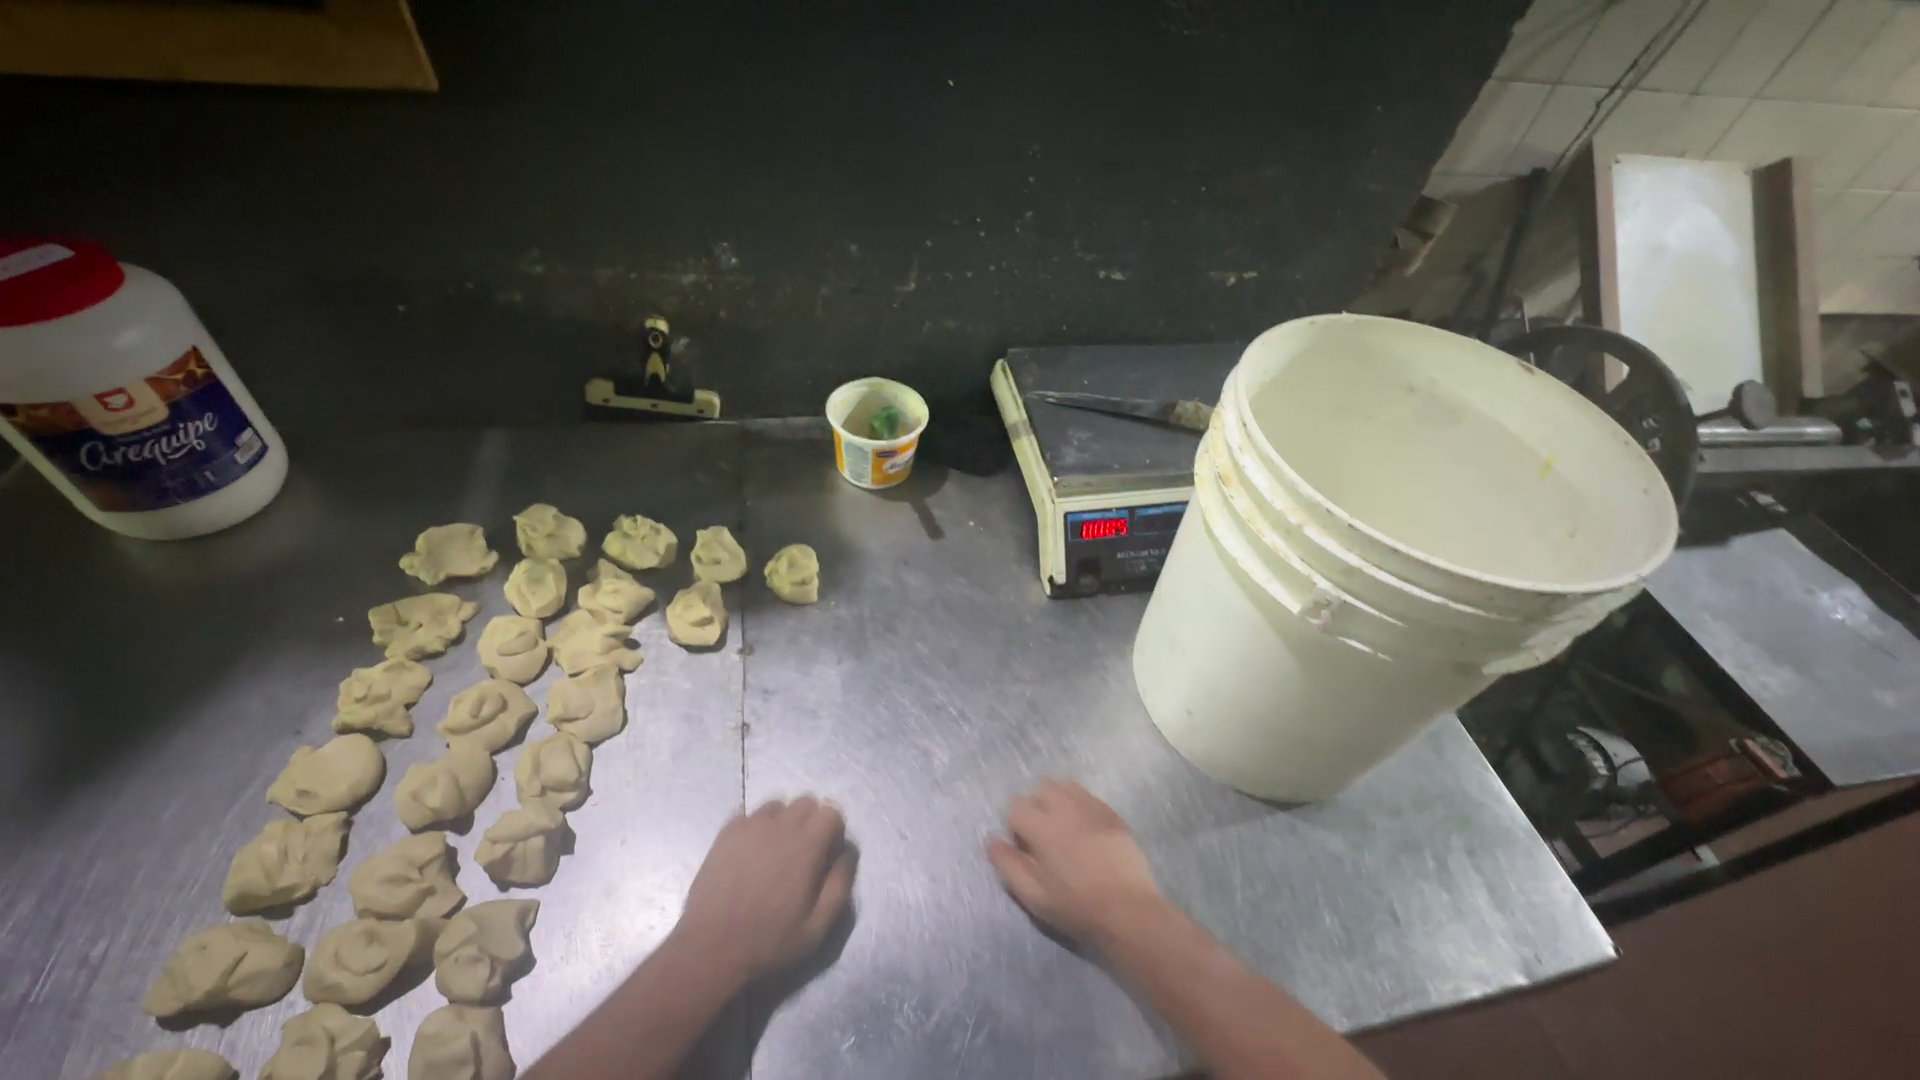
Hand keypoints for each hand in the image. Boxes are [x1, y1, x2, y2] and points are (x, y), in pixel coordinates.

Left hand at [674, 796, 854, 981]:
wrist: (711, 947)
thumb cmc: (769, 940)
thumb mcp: (818, 926)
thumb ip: (840, 885)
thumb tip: (847, 853)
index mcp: (806, 847)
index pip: (831, 812)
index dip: (833, 830)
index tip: (827, 853)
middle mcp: (779, 827)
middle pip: (805, 802)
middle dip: (811, 821)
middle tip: (804, 852)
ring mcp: (749, 827)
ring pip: (776, 805)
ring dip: (783, 820)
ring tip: (776, 850)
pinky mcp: (725, 834)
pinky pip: (747, 814)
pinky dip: (755, 826)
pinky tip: (751, 851)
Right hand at [986, 779, 1167, 945]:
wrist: (1128, 912)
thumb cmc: (1076, 907)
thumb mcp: (1035, 895)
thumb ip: (1009, 865)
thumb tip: (991, 841)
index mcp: (1043, 829)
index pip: (1017, 805)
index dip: (1015, 824)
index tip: (1023, 844)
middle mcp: (1067, 810)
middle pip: (1042, 787)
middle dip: (1036, 804)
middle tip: (1042, 833)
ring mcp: (1093, 809)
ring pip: (1067, 786)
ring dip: (1058, 800)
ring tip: (1063, 826)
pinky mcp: (1113, 815)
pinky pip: (1090, 796)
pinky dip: (1081, 805)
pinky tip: (1085, 828)